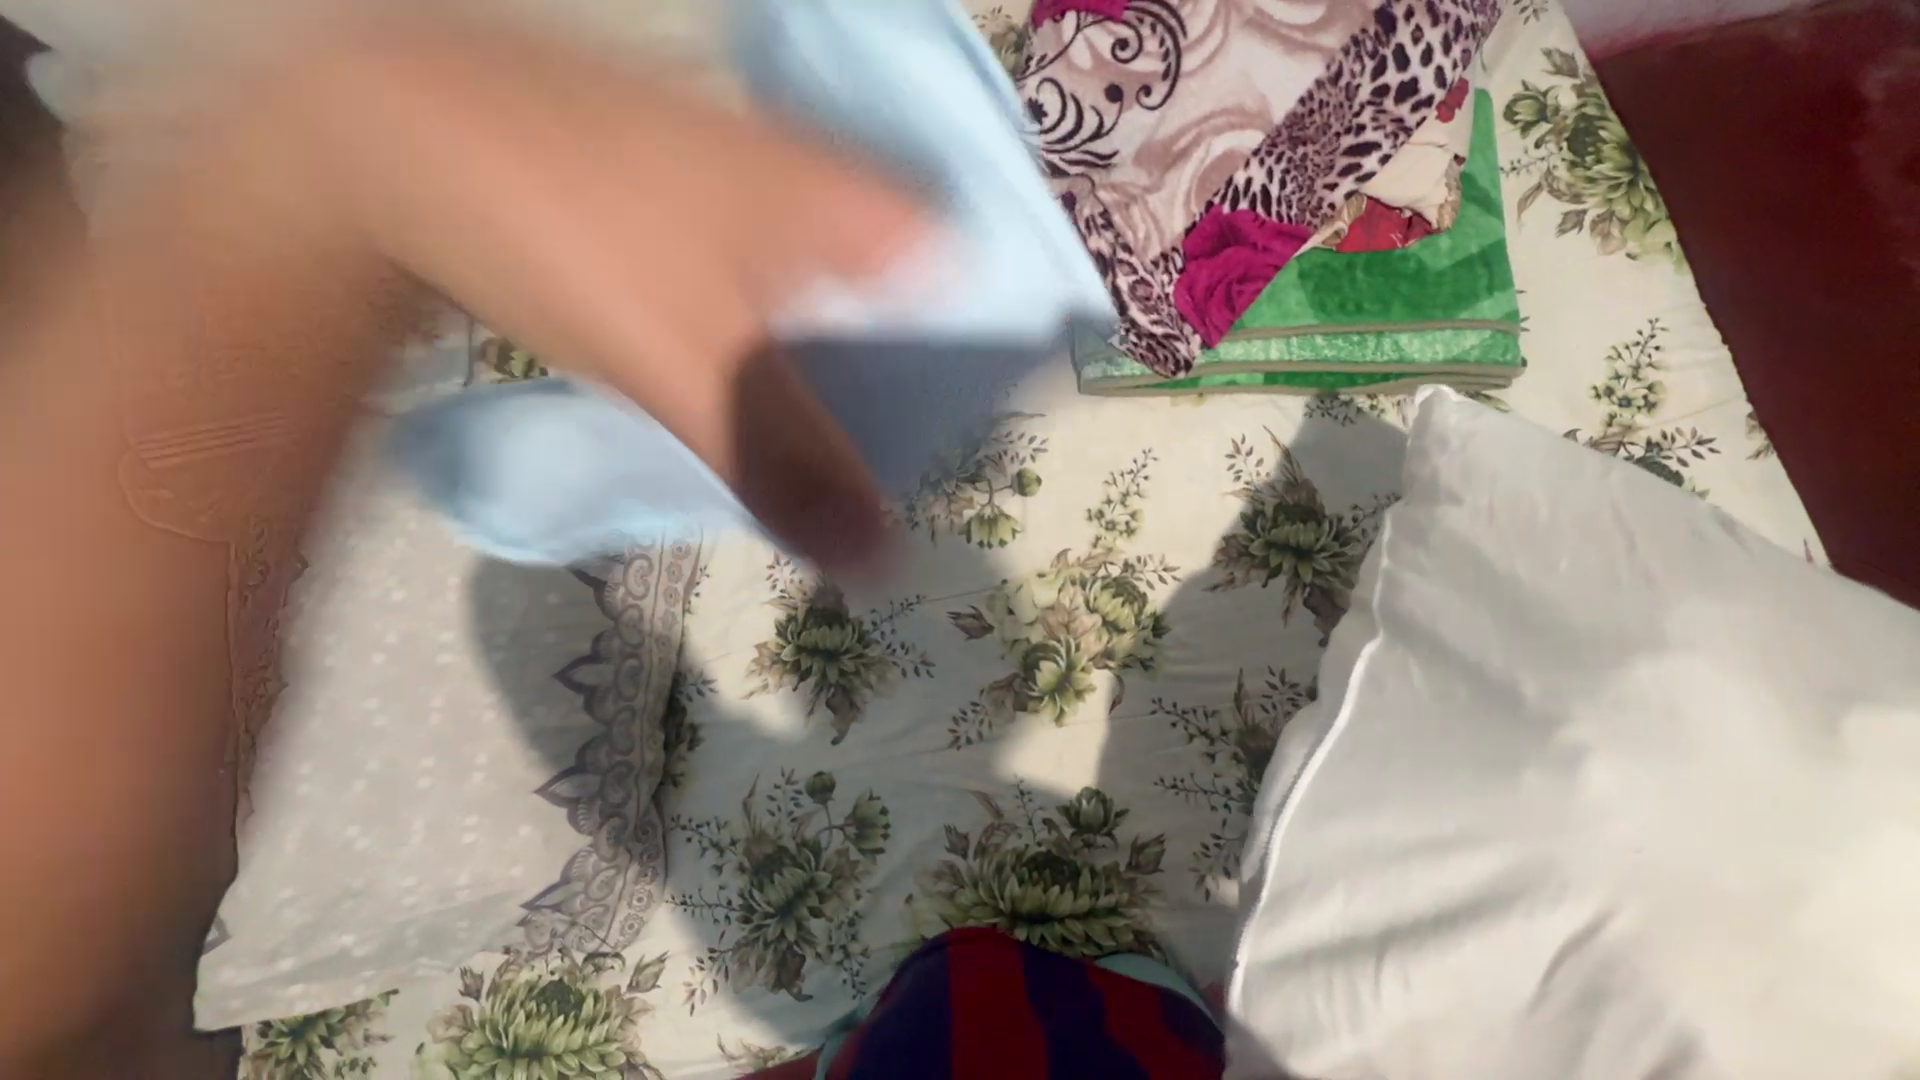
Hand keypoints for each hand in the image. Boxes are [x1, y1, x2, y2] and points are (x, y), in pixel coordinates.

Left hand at [192, 8, 929, 572]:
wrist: (395, 140)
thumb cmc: (573, 237)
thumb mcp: (691, 367)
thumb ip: (789, 464)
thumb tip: (884, 565)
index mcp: (848, 200)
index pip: (974, 278)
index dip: (987, 358)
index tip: (981, 433)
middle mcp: (820, 182)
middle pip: (910, 292)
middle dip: (918, 378)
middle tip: (917, 458)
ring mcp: (757, 187)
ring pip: (843, 290)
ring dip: (851, 367)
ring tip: (856, 444)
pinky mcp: (701, 206)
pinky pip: (782, 283)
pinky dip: (791, 341)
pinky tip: (771, 388)